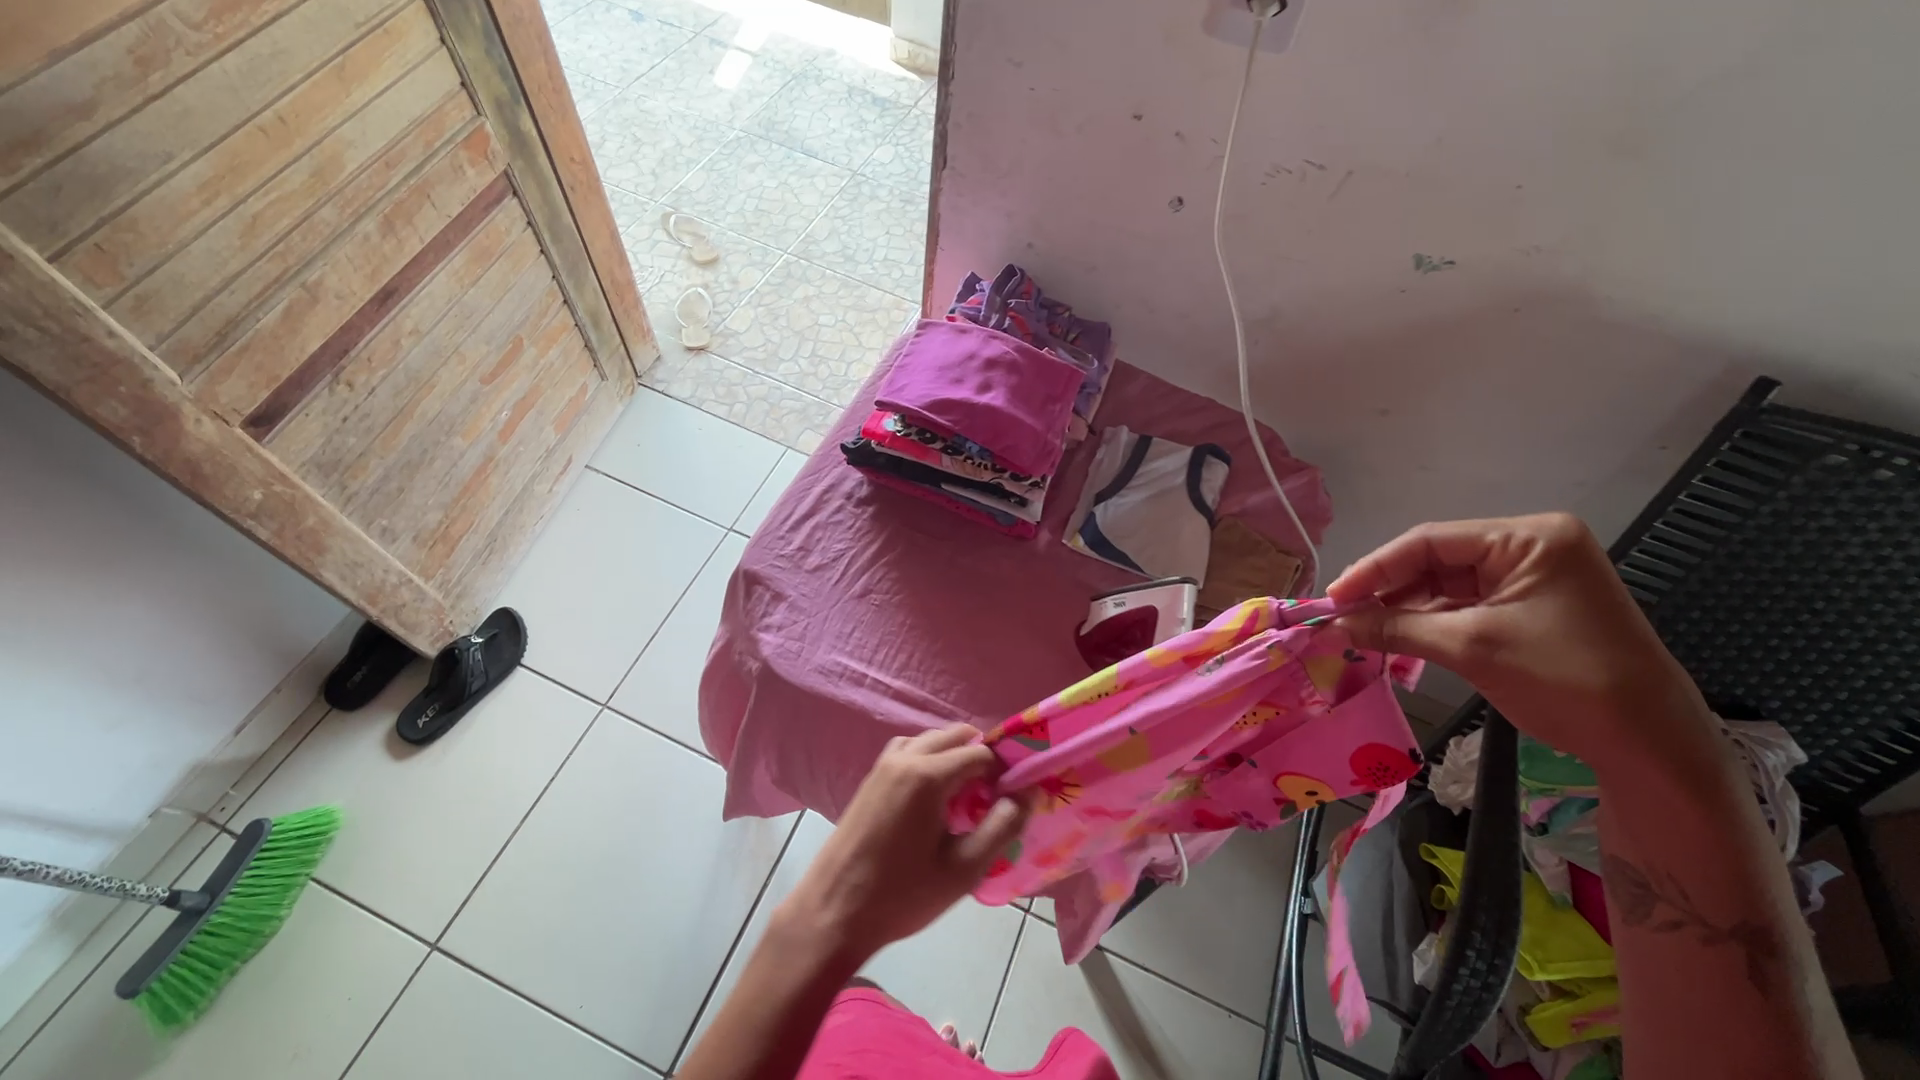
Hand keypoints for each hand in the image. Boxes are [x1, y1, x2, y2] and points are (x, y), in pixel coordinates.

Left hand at [776, 724, 1029, 962]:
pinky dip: (930, 761)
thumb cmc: (902, 896)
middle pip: (955, 736)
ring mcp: (882, 766)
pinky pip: (909, 752)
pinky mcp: (870, 780)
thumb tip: (1027, 793)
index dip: (1005, 771)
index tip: (1014, 799)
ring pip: (930, 741)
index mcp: (928, 775)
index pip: (982, 753)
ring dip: (954, 756)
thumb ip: (1002, 826)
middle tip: (995, 796)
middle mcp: (904, 758)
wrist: (833, 913)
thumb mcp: (964, 869)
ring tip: (967, 798)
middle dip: (981, 757)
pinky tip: (935, 799)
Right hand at [1327, 513, 1717, 773]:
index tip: (1332, 600)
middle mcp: (1531, 546)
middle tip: (1340, 618)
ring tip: (1360, 632)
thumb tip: (1332, 626)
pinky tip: (1396, 638)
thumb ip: (1396, 629)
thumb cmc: (1565, 680)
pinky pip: (1466, 606)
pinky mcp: (1532, 608)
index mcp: (1529, 537)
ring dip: (1405, 609)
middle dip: (1388, 590)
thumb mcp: (1471, 649)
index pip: (1429, 540)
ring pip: (1447, 584)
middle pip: (1436, 559)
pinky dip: (1431, 622)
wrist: (1649, 741)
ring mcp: (1534, 577)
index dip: (1374, 569)